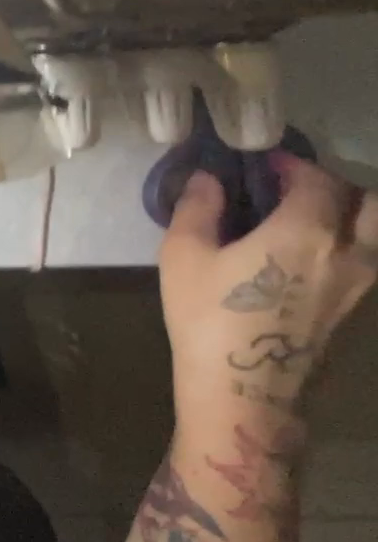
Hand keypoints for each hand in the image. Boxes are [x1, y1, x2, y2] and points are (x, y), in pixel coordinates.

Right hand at [160, 154, 377, 427]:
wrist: (245, 380)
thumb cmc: (207, 311)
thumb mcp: (183, 254)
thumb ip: (198, 209)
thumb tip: (209, 179)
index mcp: (307, 233)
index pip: (317, 181)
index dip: (291, 165)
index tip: (261, 162)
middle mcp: (351, 251)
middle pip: (369, 204)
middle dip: (335, 187)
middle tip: (292, 187)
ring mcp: (365, 282)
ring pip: (376, 232)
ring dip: (348, 214)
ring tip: (302, 217)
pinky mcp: (361, 304)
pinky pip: (368, 256)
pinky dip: (347, 240)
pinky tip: (306, 250)